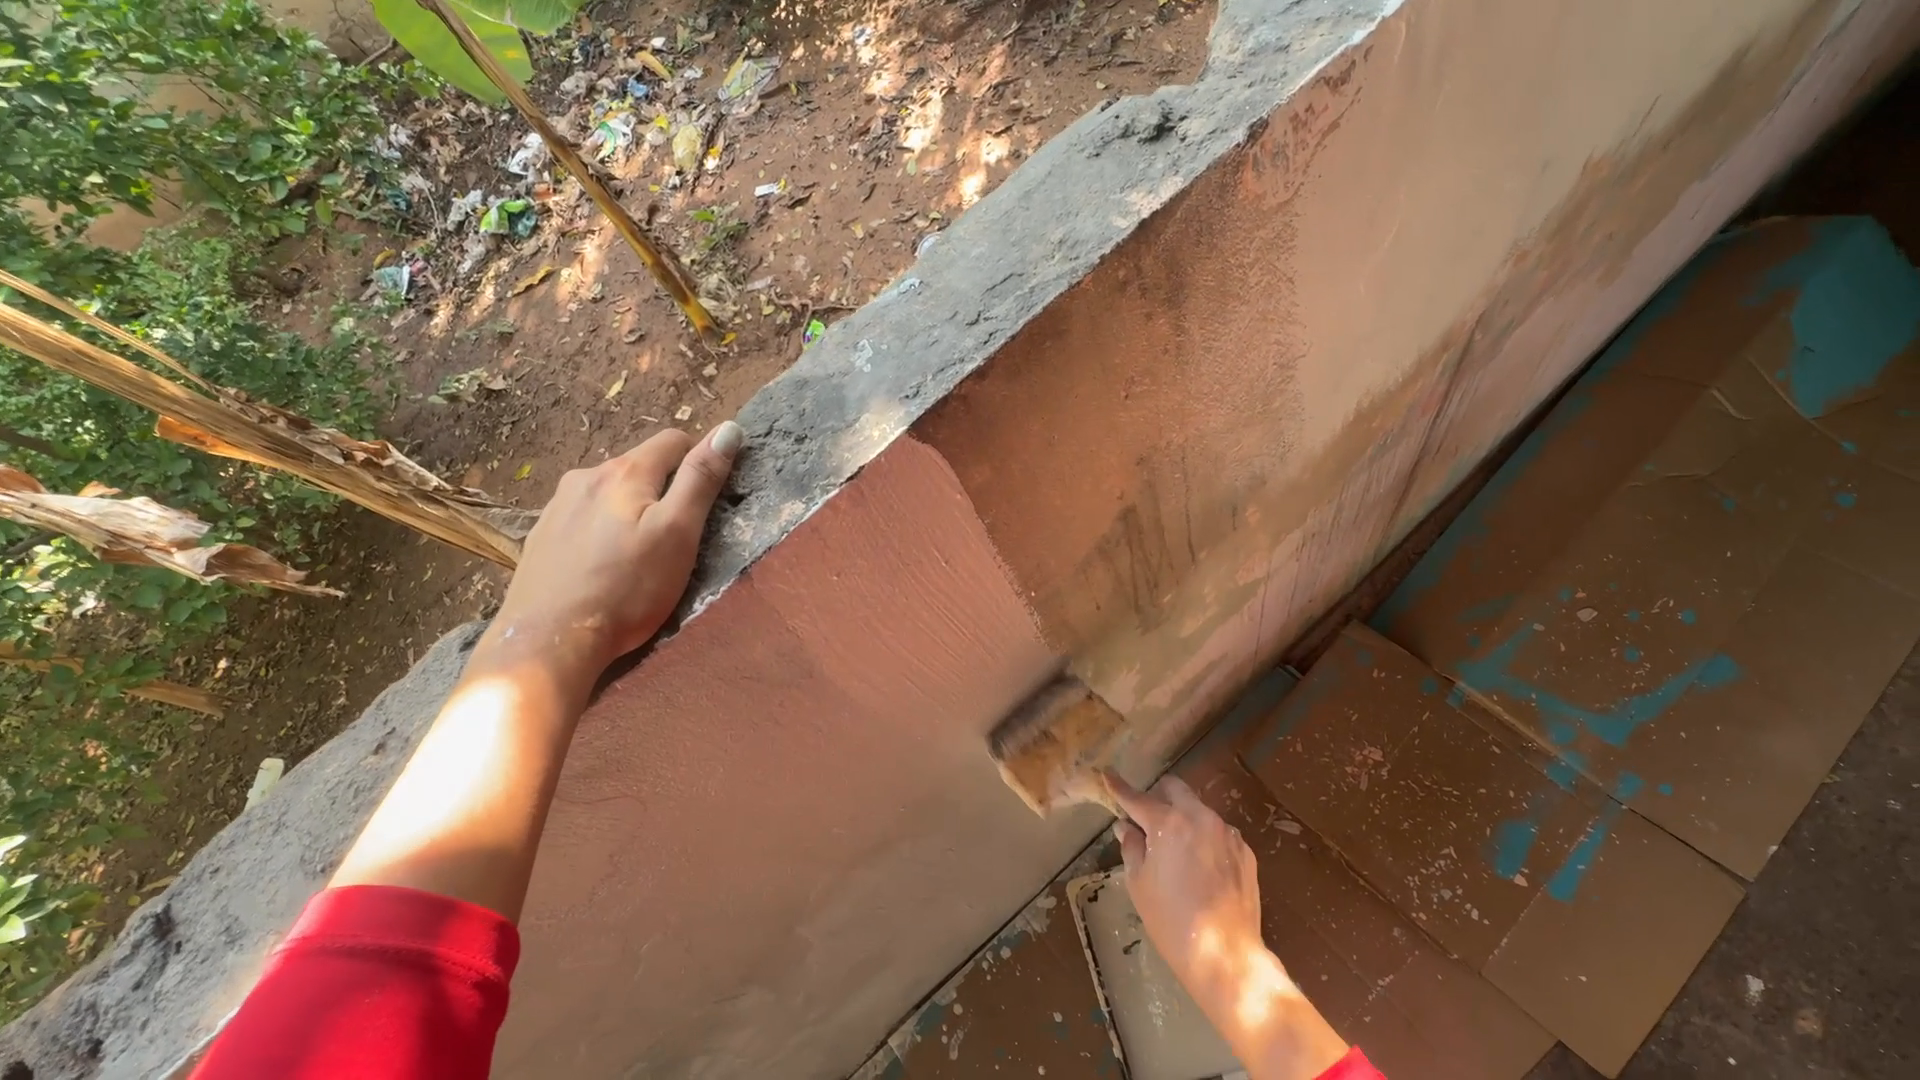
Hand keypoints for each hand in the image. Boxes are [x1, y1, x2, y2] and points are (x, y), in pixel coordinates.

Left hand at [491, 422, 742, 683]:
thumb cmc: (628, 589)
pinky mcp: (541, 535)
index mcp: (626, 472)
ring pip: (609, 492)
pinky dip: (601, 529)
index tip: (706, 500)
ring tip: (638, 553)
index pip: (674, 440)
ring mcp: (558, 505)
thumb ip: (701, 479)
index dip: (698, 461)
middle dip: (662, 488)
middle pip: (639, 466)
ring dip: (629, 508)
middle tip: (676, 536)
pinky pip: (582, 516)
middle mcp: (587, 476)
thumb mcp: (679, 533)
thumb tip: (729, 430)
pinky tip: (603, 564)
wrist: (550, 640)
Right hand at [1107, 773, 1263, 995]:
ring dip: (1183, 819)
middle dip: (1157, 796)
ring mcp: (1228, 834)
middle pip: (1175, 789)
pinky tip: (1200, 869)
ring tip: (1176, 851)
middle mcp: (1201, 818)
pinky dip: (1204, 840)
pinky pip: (1219, 834)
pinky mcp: (1245, 852)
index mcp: (1170, 823)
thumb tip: (1127, 827)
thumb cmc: (1171, 919)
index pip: (1138, 798)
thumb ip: (1131, 847)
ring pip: (1199, 811)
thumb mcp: (1139, 883)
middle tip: (1146, 819)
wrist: (1225, 954)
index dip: (1119, 788)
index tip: (1108, 775)